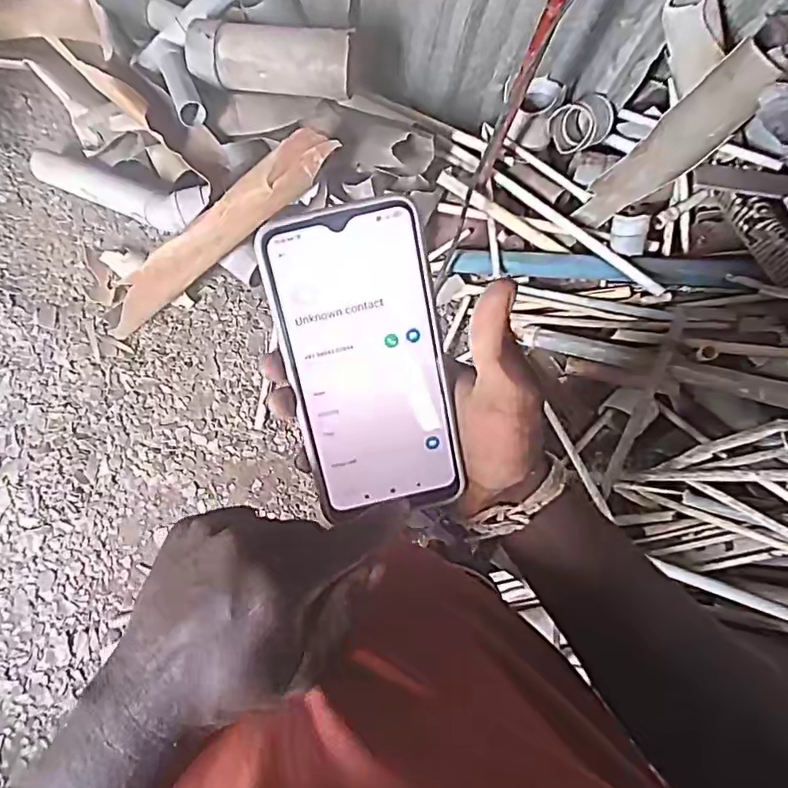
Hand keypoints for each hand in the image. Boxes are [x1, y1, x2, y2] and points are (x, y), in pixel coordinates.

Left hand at [114, 504, 405, 728]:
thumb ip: (342, 614)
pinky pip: (241, 522)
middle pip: (310, 535)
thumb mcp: (300, 669)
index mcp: (280, 582)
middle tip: (299, 595)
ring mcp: (215, 531)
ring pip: (276, 527)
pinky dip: (247, 542)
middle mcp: (250, 544)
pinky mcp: (191, 526)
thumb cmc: (231, 687)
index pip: (345, 543)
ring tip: (256, 589)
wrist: (150, 690)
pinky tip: (231, 576)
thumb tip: (371, 567)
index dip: (377, 528)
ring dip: (280, 550)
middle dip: (316, 559)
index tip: (398, 510)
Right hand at [261, 278, 546, 518]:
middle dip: (303, 369)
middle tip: (280, 366)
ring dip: (302, 408)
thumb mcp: (504, 387)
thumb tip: (503, 289)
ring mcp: (384, 431)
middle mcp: (396, 397)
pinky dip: (318, 454)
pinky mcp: (379, 464)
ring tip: (284, 403)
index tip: (307, 322)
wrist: (504, 498)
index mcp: (419, 370)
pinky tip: (306, 453)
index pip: (370, 342)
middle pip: (339, 377)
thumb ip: (494, 344)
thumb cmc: (508, 442)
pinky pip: (341, 456)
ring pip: (333, 415)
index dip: (335, 331)